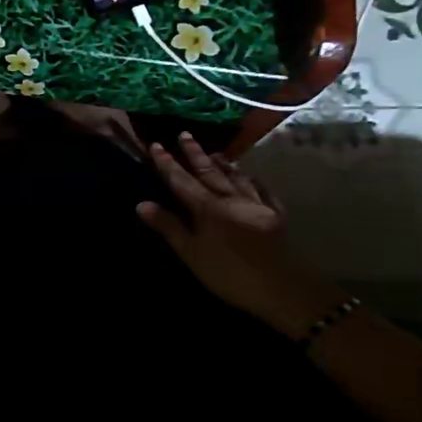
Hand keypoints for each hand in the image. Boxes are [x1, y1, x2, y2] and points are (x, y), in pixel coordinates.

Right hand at [137, 134, 346, 338]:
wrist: (279, 287)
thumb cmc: (228, 274)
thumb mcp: (192, 254)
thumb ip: (169, 227)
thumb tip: (142, 204)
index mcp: (208, 208)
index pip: (182, 181)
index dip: (168, 163)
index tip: (156, 144)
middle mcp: (232, 198)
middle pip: (210, 172)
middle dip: (195, 153)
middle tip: (184, 134)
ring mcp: (256, 203)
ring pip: (236, 176)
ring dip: (223, 163)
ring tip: (214, 151)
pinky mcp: (276, 213)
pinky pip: (262, 189)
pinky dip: (252, 179)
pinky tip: (250, 175)